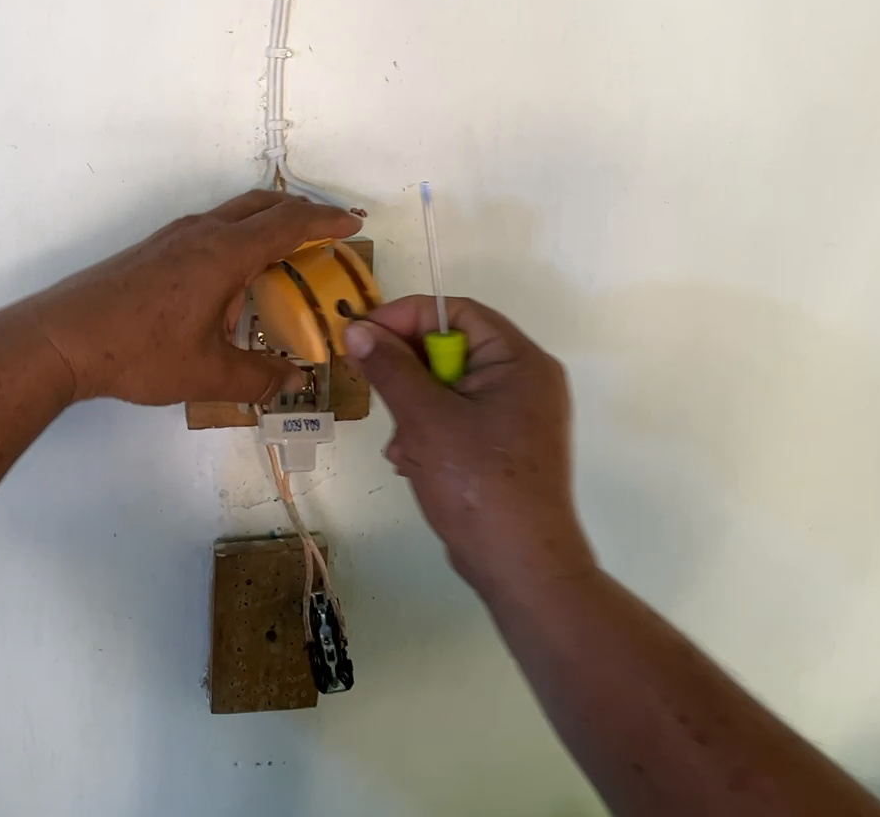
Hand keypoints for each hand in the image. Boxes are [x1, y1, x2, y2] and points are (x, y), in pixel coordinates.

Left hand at [24, 191, 361, 405]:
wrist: (62, 338)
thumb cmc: (139, 352)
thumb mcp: (207, 374)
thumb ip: (258, 377)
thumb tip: (293, 381)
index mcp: (224, 253)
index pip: (288, 224)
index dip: (326, 222)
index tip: (352, 224)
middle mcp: (201, 233)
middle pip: (262, 204)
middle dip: (301, 212)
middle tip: (326, 231)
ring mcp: (172, 237)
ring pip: (233, 214)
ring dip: (266, 222)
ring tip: (285, 253)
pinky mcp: (152, 249)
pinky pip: (210, 230)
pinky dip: (238, 237)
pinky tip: (232, 278)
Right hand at [344, 296, 595, 598]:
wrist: (520, 567)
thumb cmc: (478, 483)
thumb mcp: (426, 418)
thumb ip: (390, 368)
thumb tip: (357, 328)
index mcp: (518, 361)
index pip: (456, 313)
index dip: (405, 317)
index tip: (361, 335)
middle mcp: (521, 380)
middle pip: (448, 350)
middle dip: (406, 376)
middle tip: (376, 392)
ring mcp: (512, 416)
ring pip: (443, 387)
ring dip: (411, 411)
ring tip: (403, 445)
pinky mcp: (500, 446)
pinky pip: (453, 418)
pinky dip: (426, 433)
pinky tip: (411, 462)